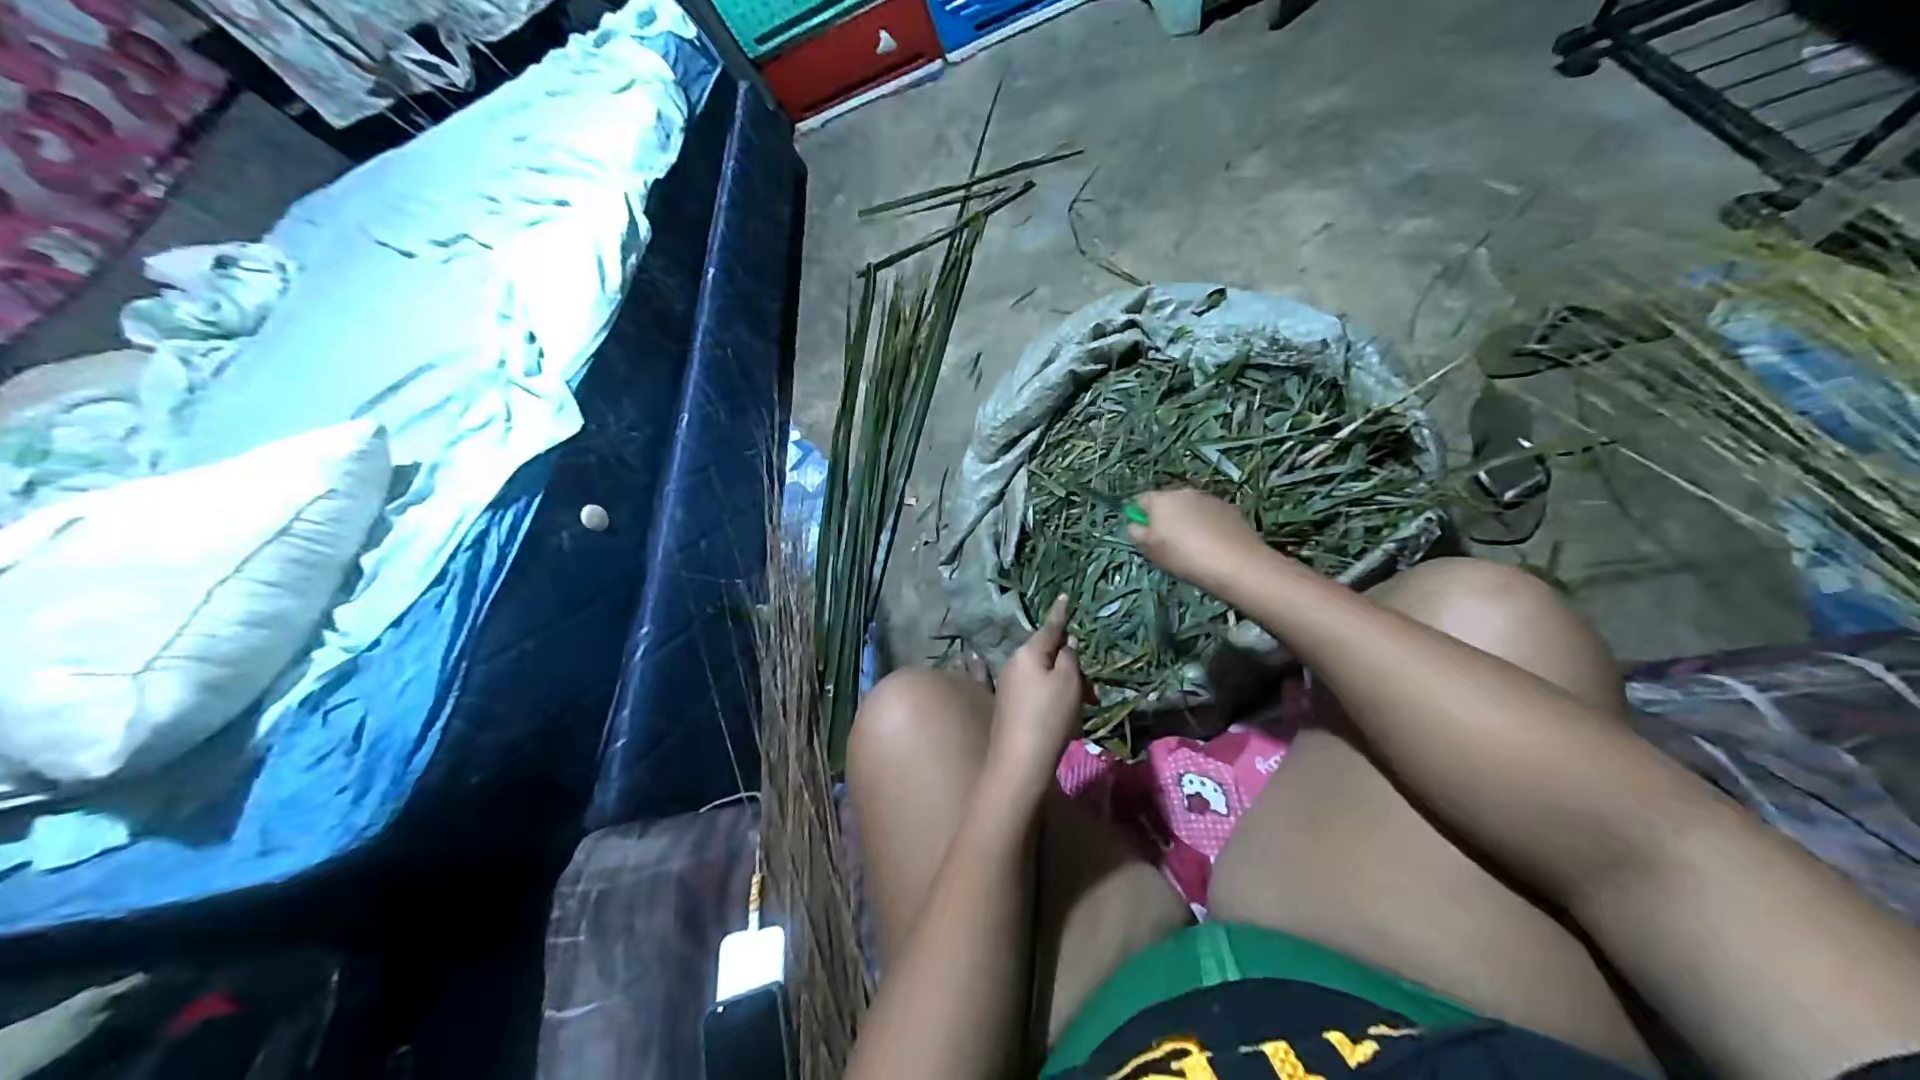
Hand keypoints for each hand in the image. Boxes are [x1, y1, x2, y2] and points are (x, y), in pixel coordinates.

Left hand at [984, 595, 1083, 807]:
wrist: (1020, 762)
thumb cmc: (1048, 716)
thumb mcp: (1068, 682)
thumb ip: (1069, 657)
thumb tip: (1065, 644)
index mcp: (1027, 653)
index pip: (1050, 628)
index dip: (1061, 614)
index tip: (1064, 598)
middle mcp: (1013, 664)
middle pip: (1048, 656)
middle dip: (1072, 668)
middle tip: (1092, 692)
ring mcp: (1008, 686)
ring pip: (1044, 676)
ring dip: (1065, 687)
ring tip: (1082, 711)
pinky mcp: (1008, 707)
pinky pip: (1036, 694)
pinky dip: (1053, 701)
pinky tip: (1064, 721)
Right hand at [1126, 488, 1275, 594]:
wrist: (1236, 563)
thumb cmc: (1184, 556)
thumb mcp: (1150, 549)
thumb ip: (1136, 533)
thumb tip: (1136, 524)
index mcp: (1160, 499)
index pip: (1140, 500)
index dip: (1138, 516)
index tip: (1144, 535)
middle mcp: (1184, 492)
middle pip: (1166, 502)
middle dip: (1163, 518)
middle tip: (1166, 543)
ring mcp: (1208, 498)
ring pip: (1188, 508)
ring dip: (1185, 521)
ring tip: (1192, 546)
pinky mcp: (1229, 508)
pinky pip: (1208, 515)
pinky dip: (1205, 525)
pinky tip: (1211, 545)